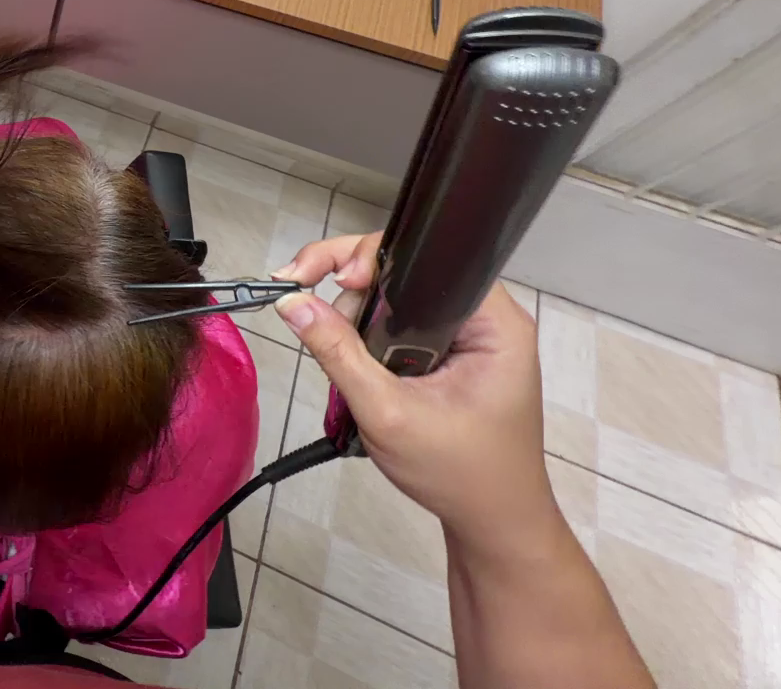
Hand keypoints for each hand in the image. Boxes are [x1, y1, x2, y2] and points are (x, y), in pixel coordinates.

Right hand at [270, 234, 557, 546]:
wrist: (491, 523)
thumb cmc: (455, 471)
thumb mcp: (387, 411)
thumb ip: (337, 352)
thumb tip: (289, 301)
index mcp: (491, 322)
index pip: (424, 257)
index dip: (371, 257)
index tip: (331, 282)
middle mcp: (480, 316)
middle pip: (400, 267)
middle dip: (346, 280)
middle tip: (301, 296)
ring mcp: (461, 333)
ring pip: (389, 293)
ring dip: (348, 308)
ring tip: (327, 341)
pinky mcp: (442, 350)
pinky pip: (391, 318)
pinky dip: (358, 326)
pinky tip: (341, 346)